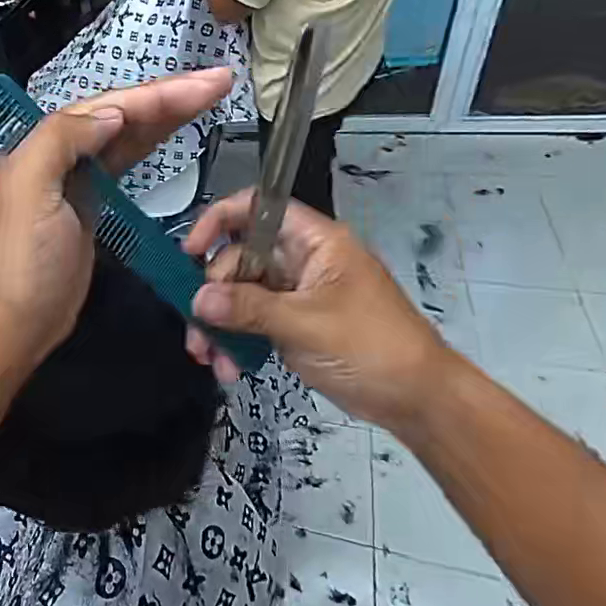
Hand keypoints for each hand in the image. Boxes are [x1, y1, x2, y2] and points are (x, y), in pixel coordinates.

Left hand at [0, 69, 232, 366]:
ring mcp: (78, 178)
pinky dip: (151, 143)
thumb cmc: (24, 261)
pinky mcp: (93, 203)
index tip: (204, 85)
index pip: (107, 108)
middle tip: (218, 82)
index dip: (158, 95)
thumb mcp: (31, 191)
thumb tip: (113, 114)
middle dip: (170, 97)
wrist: (18, 321)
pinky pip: (126, 160)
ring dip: (167, 114)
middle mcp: (60, 153)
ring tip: (208, 96)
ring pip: (128, 135)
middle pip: (122, 115)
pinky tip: (171, 131)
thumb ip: (63, 140)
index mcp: (42, 144)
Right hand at [181, 191, 457, 426]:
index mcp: (316, 242)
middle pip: (241, 259)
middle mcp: (303, 261)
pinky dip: (238, 342)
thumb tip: (198, 299)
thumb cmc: (373, 346)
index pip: (259, 209)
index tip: (191, 251)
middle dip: (214, 293)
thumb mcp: (308, 324)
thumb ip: (250, 309)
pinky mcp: (296, 325)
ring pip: (243, 295)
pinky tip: (229, 368)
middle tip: (198, 328)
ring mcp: (298, 295)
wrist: (414, 396)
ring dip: (221, 324)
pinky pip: (255, 324)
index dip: (220, 221)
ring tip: (209, 358)